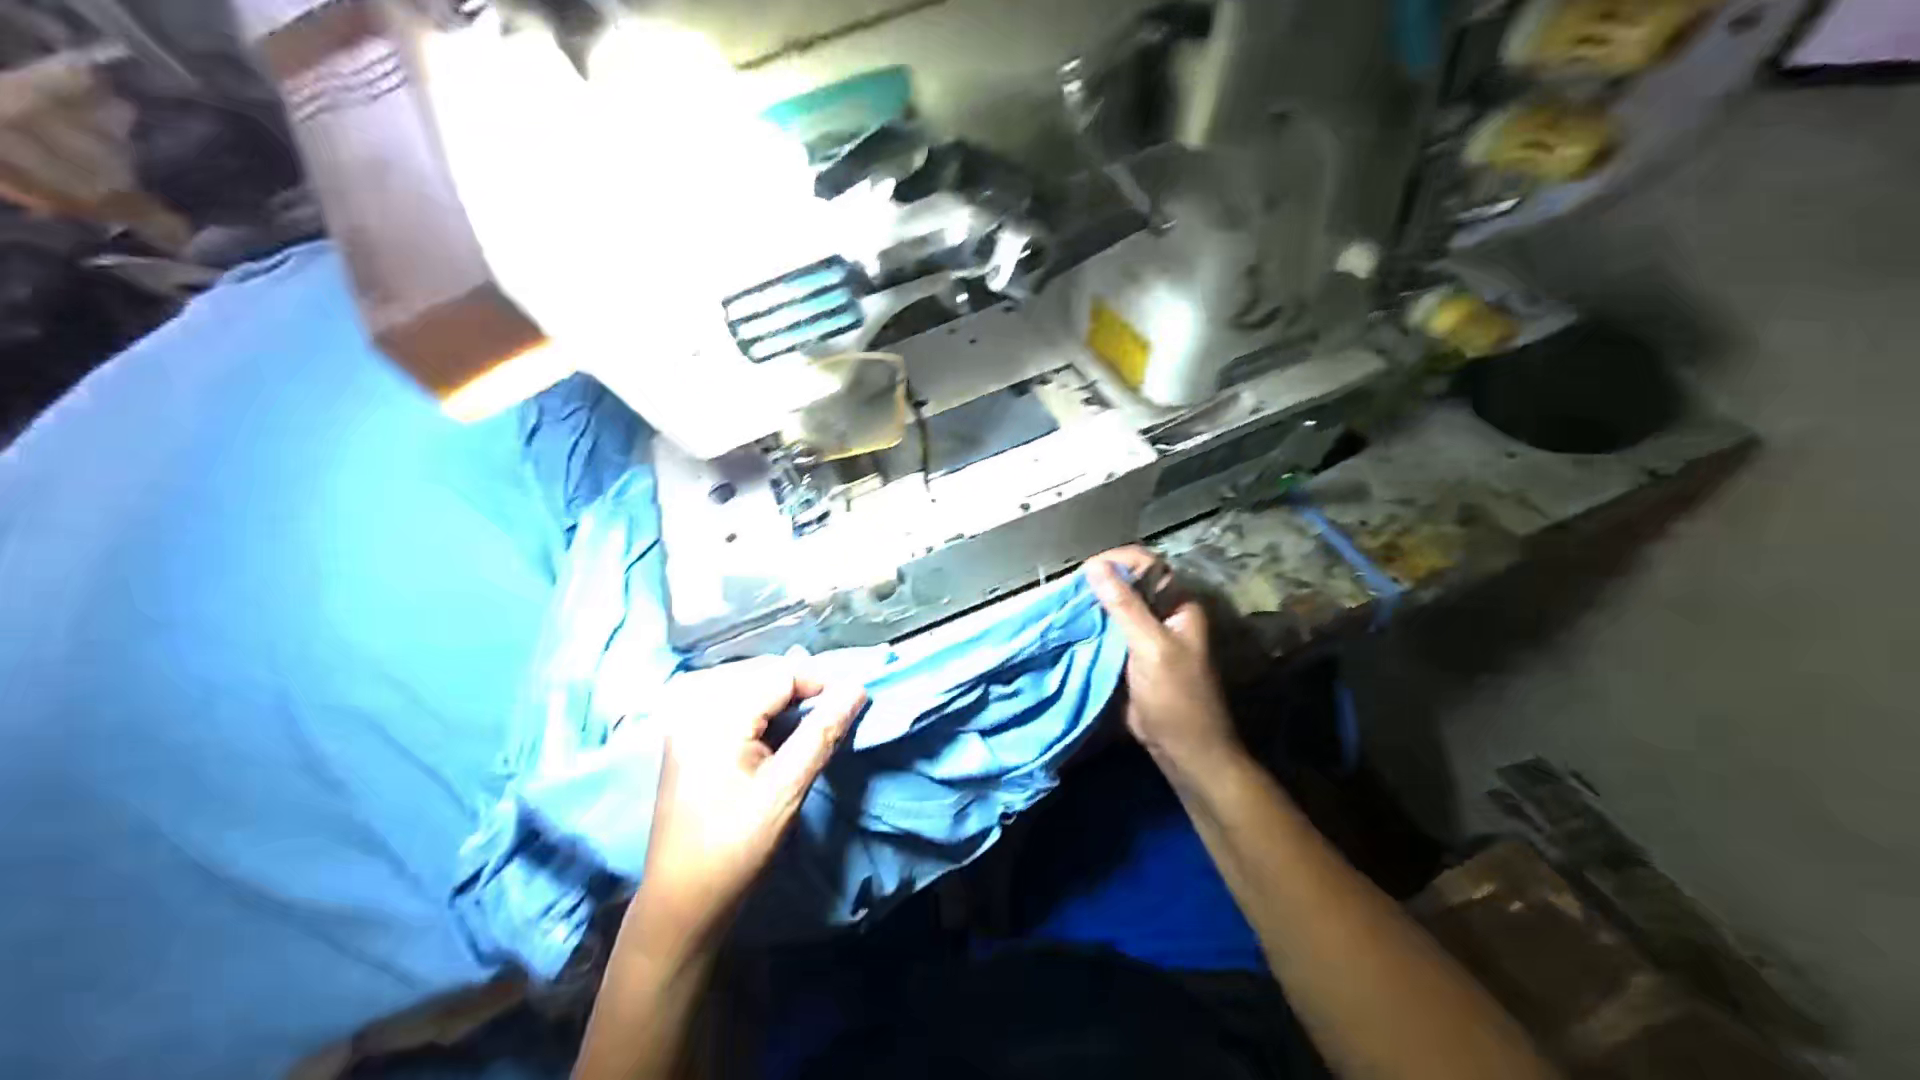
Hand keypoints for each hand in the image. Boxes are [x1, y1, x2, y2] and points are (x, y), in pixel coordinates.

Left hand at [634, 657, 866, 946]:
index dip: (821, 683)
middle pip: (761, 671)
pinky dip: (760, 705)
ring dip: (782, 694)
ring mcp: (683, 719)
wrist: (682, 903)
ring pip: (747, 681)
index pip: (779, 673)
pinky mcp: (685, 734)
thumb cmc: (735, 849)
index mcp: (713, 717)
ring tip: (807, 723)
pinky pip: (730, 698)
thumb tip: (857, 689)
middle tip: (830, 717)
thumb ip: (822, 733)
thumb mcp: (786, 790)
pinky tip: (775, 730)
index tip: (848, 707)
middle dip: (801, 686)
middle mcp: (691, 706)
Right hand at [1085, 549, 1241, 775]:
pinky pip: (1107, 631)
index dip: (1117, 561)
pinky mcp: (1129, 655)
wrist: (1183, 749)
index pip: (1147, 565)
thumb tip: (1095, 566)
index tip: (1086, 571)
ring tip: (1064, 606)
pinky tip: (1069, 626)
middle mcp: (1162, 614)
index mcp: (1178, 605)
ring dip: (1092, 606)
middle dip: (1100, 583)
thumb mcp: (1151, 647)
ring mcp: (1145, 635)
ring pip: (1114, 607)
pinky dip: (1089, 626)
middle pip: (1128, 584)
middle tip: (1069, 591)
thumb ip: (1125, 606)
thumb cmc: (1176, 697)